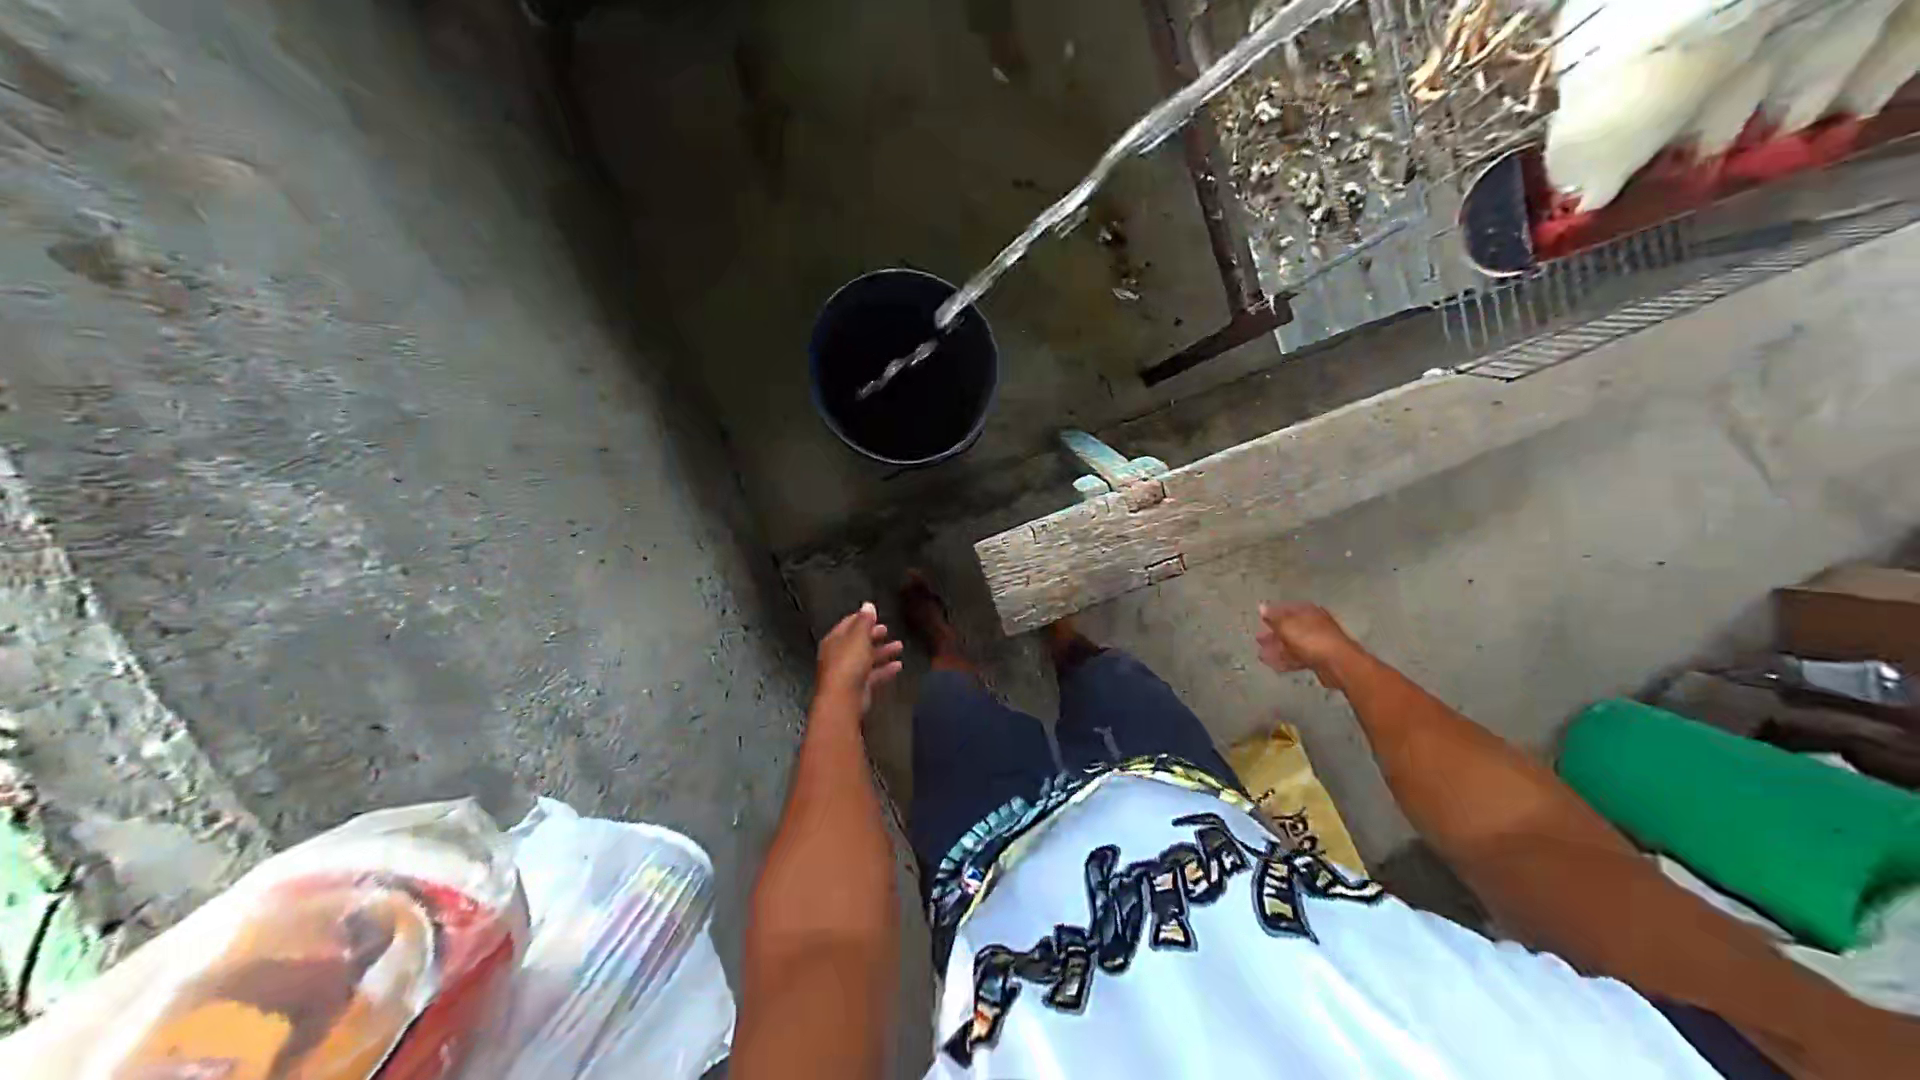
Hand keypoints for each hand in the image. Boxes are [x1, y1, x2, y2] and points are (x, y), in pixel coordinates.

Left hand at [814, 602, 904, 715]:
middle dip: (872, 635)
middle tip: (886, 629)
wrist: (843, 699)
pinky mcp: (858, 687)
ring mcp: (848, 672)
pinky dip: (885, 669)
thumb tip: (867, 604)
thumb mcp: (858, 637)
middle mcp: (838, 655)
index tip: (875, 614)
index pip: (848, 624)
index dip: (861, 618)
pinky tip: (898, 666)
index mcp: (835, 640)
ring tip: (899, 646)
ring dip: (883, 651)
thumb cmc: (848, 663)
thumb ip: (864, 620)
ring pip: (867, 658)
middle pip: (857, 642)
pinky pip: (873, 674)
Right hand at [1256, 602, 1361, 688]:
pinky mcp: (1318, 659)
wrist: (1338, 663)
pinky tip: (1273, 664)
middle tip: (1258, 638)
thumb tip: (1262, 607)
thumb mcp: (1286, 625)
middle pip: (1290, 627)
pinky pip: (1297, 657)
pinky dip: (1285, 659)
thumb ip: (1273, 617)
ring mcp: (1316, 642)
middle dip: (1273, 633)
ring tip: (1261, 654)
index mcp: (1307, 611)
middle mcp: (1313, 624)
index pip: (1286, 608)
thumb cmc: (1311, 639)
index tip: (1259, 618)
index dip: (1272, 612)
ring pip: (1293, 644)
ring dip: (1277, 648)